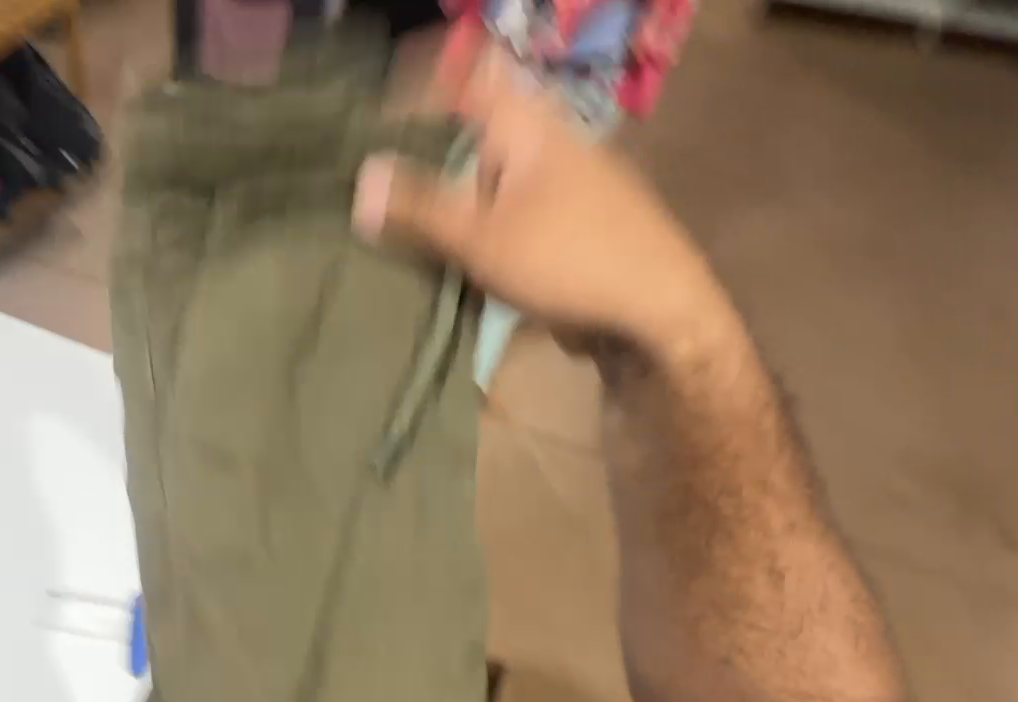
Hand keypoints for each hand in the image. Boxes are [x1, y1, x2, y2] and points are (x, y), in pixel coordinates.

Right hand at [351, 25, 733, 357]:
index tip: (376, 105)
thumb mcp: (480, 237)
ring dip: (445, 192)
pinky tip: (449, 250)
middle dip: (425, 148)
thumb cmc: (567, 260)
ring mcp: (561, 182)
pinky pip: (503, 207)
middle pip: (475, 129)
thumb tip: (361, 179)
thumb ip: (418, 208)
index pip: (470, 76)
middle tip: (375, 174)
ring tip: (399, 219)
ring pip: (488, 173)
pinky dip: (470, 219)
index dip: (422, 80)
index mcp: (528, 127)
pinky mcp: (567, 220)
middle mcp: (546, 142)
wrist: (656, 308)